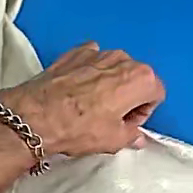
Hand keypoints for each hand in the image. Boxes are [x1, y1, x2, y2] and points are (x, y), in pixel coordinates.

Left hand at [0, 43, 164, 157]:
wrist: (36, 116)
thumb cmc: (78, 126)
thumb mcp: (114, 139)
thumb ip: (131, 135)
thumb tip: (135, 135)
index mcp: (140, 78)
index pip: (156, 93)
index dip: (143, 112)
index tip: (128, 124)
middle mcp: (122, 59)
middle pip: (136, 78)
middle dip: (128, 96)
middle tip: (111, 118)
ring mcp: (97, 52)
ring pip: (113, 68)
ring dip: (109, 84)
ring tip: (91, 107)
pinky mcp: (74, 53)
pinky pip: (91, 61)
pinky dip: (88, 72)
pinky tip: (77, 92)